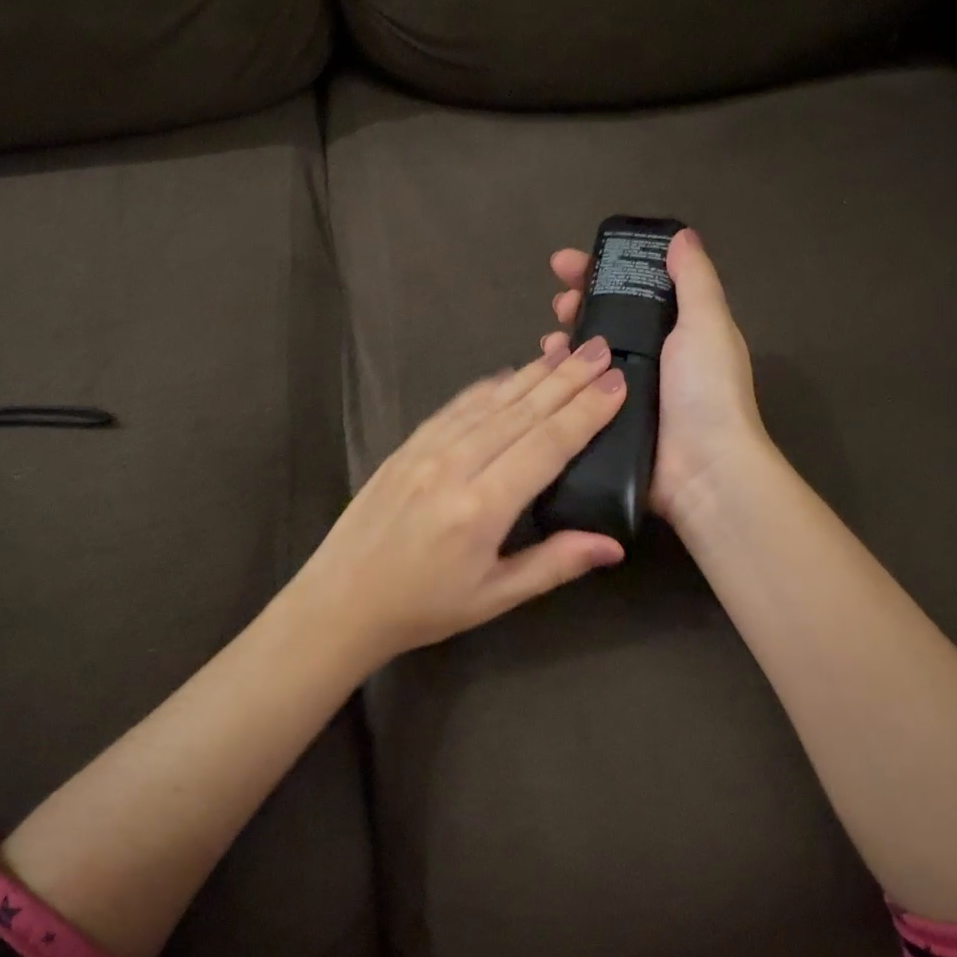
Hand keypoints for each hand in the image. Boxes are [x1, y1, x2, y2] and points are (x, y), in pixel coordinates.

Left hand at [281, 335, 629, 659]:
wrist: (340, 601)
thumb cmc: (423, 608)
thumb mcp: (494, 598)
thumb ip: (553, 564)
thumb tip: (613, 545)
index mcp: (482, 507)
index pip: (547, 444)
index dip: (585, 411)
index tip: (616, 382)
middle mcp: (455, 466)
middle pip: (522, 411)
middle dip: (567, 378)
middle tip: (602, 348)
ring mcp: (426, 451)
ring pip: (490, 402)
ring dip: (532, 374)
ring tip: (567, 350)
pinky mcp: (406, 446)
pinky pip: (455, 407)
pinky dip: (487, 387)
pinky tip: (509, 373)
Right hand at [549, 227, 766, 524]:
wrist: (702, 469)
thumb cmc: (706, 390)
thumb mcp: (707, 324)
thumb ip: (694, 279)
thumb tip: (680, 235)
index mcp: (678, 331)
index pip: (634, 289)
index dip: (602, 271)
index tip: (568, 262)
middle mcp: (651, 357)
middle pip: (604, 319)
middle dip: (577, 303)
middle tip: (558, 302)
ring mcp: (624, 392)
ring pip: (584, 356)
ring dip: (563, 340)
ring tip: (549, 339)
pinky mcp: (604, 422)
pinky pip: (575, 392)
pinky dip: (559, 377)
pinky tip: (545, 369)